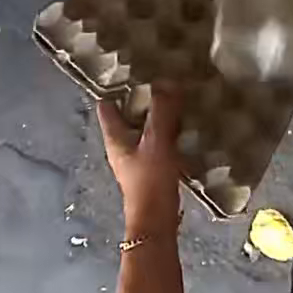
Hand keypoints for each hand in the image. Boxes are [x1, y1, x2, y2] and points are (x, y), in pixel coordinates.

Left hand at [97, 86, 182, 239]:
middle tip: (162, 77)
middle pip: (127, 115)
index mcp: (115, 138)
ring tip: (177, 96)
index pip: (108, 106)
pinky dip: (168, 131)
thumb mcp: (157, 141)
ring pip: (144, 128)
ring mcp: (137, 159)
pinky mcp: (152, 169)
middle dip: (142, 98)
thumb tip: (167, 80)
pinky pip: (158, 141)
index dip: (116, 86)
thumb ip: (162, 111)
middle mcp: (122, 147)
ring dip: (157, 114)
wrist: (156, 225)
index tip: (133, 68)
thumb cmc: (150, 182)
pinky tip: (185, 126)